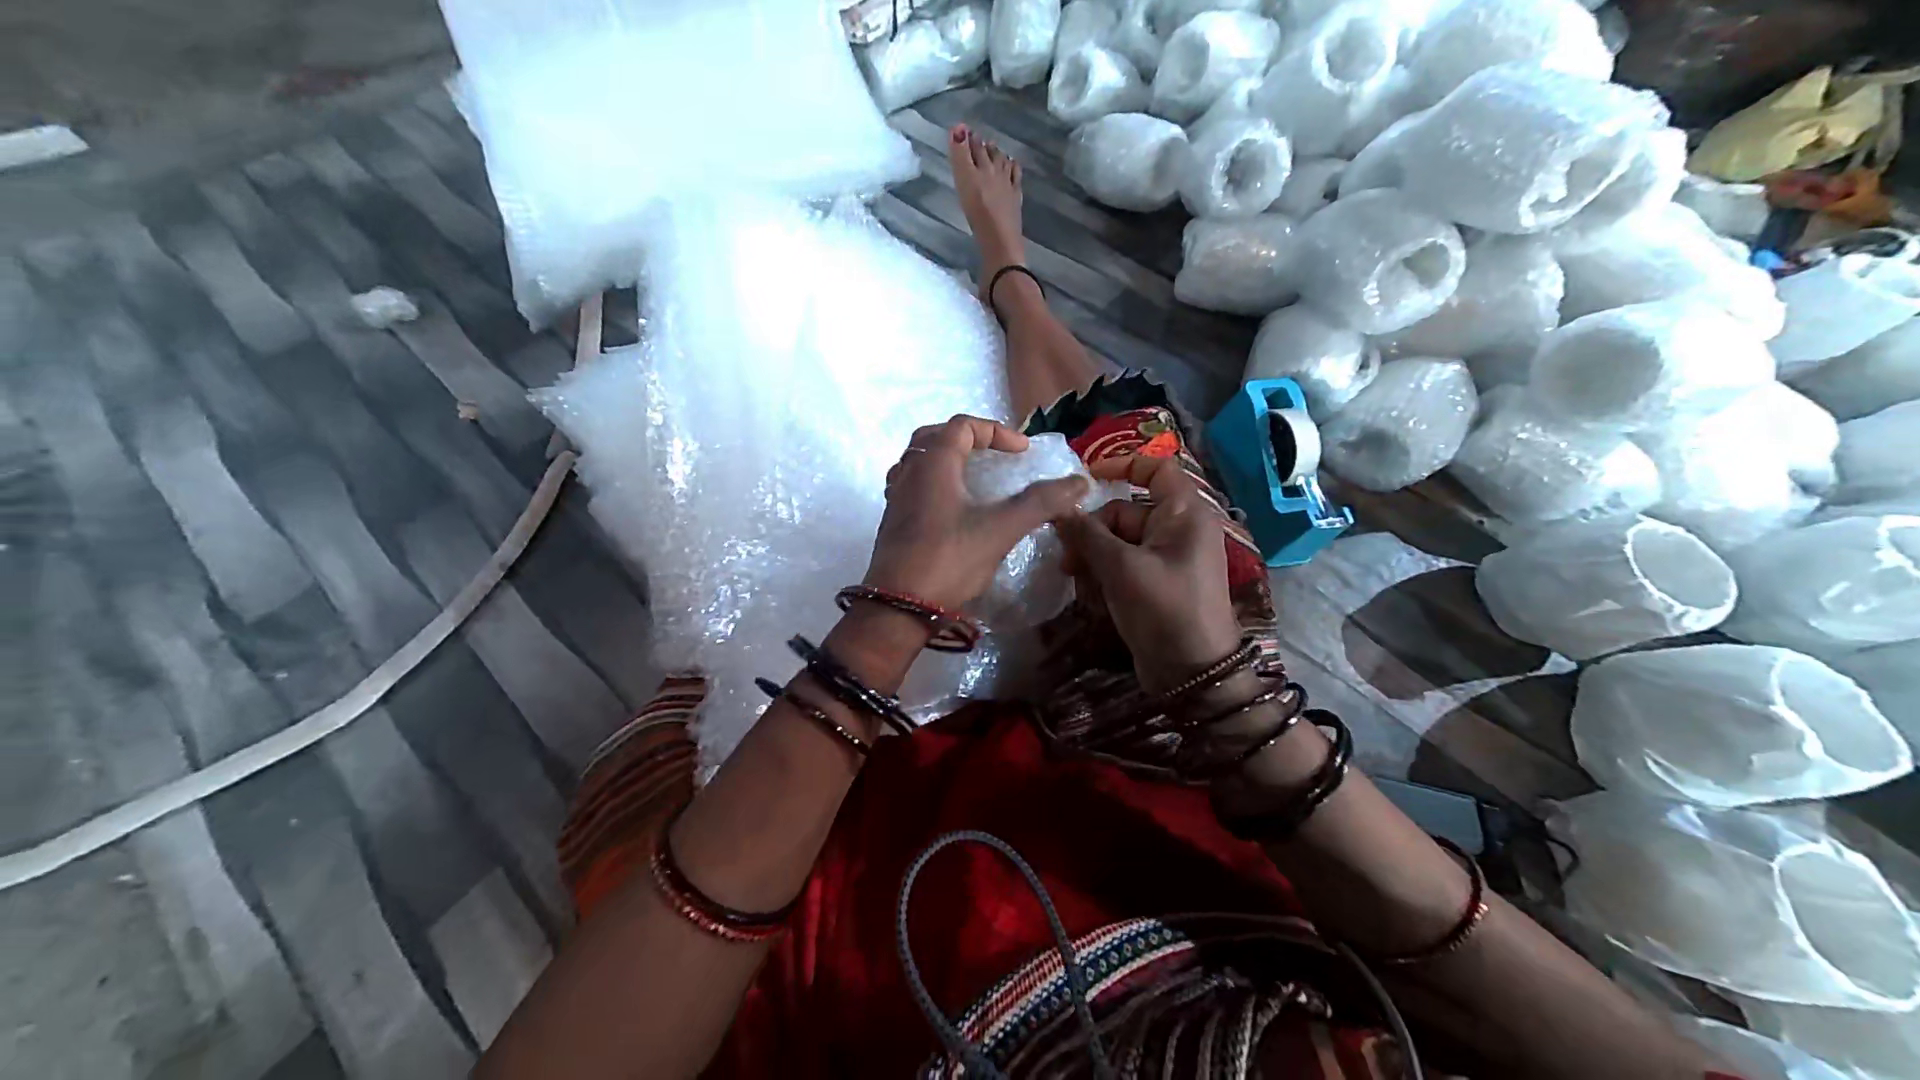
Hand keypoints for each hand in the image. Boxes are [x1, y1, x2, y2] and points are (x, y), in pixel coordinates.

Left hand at [864, 415, 1089, 611]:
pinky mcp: (893, 522)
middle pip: (934, 436)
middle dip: (968, 438)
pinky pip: (913, 486)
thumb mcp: (1000, 529)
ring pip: (919, 461)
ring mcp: (896, 498)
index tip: (1023, 452)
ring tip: (973, 475)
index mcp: (933, 463)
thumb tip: (1080, 482)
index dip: (996, 431)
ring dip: (947, 459)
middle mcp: (909, 473)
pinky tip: (952, 507)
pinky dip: (935, 483)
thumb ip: (1041, 503)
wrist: (899, 607)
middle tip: (993, 453)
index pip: (962, 426)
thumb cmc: (948, 560)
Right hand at [1055, 453, 1244, 693]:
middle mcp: (1178, 530)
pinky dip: (1104, 572)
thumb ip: (1087, 534)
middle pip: (1126, 511)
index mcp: (1184, 514)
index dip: (1121, 464)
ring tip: (1073, 576)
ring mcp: (1168, 558)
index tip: (1084, 476)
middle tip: (1066, 555)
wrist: (1192, 671)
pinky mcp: (1156, 582)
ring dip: (1093, 554)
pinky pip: (1124, 564)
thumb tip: (1059, 508)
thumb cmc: (1164, 609)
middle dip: (1093, 529)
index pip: (1156, 469)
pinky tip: (1088, 592)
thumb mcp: (1121, 568)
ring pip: (1120, 540)